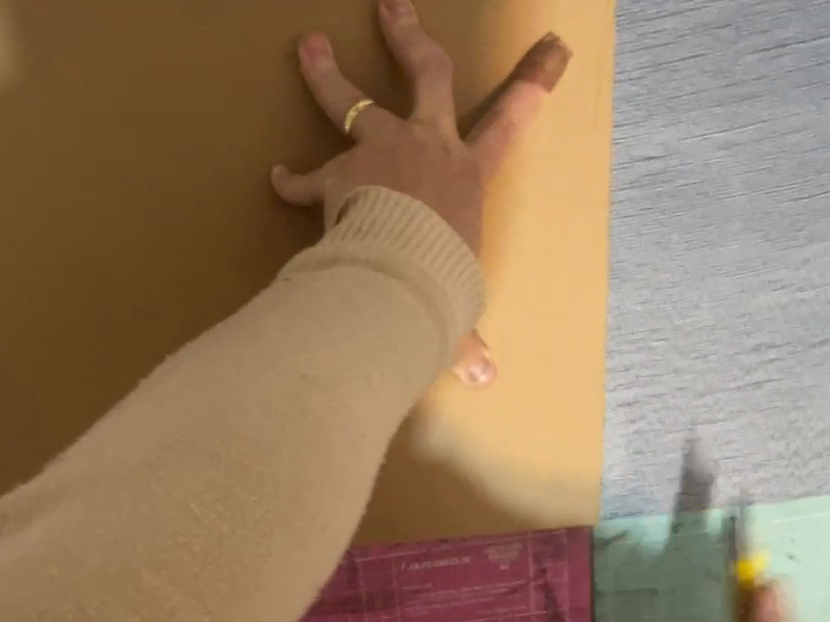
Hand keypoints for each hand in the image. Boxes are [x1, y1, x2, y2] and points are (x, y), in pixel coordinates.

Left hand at [272, 0, 570, 388]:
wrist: (400, 279)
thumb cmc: (439, 286)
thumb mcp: (459, 310)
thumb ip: (466, 341)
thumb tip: (486, 378)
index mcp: (467, 174)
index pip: (512, 120)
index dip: (535, 83)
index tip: (554, 47)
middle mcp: (428, 146)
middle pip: (427, 75)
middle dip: (411, 37)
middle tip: (393, 6)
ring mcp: (381, 152)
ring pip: (352, 99)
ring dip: (327, 72)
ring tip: (310, 44)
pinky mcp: (339, 174)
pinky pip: (308, 178)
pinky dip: (291, 181)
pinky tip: (275, 177)